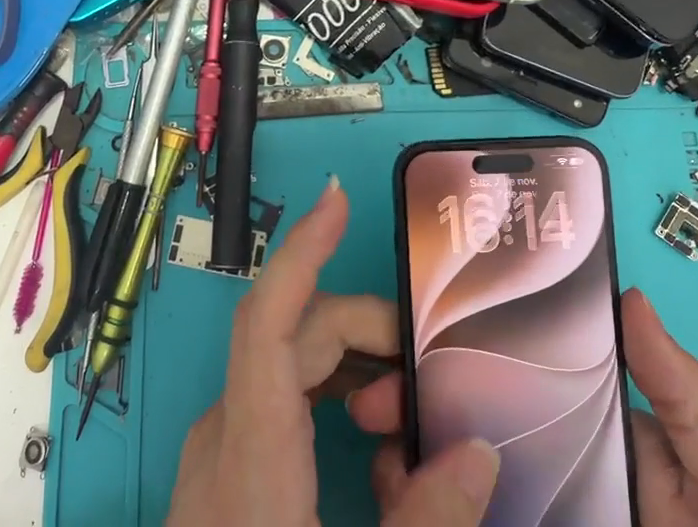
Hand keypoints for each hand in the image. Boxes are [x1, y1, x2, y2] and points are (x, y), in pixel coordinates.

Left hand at [167, 180, 499, 525]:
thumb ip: (427, 520)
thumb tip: (477, 452)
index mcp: (251, 447)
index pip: (268, 318)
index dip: (303, 252)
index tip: (336, 202)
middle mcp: (225, 431)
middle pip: (296, 337)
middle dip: (369, 332)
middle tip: (431, 371)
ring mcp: (220, 449)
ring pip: (290, 369)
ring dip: (354, 373)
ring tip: (407, 424)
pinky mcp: (226, 469)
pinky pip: (281, 406)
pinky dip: (330, 404)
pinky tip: (373, 452)